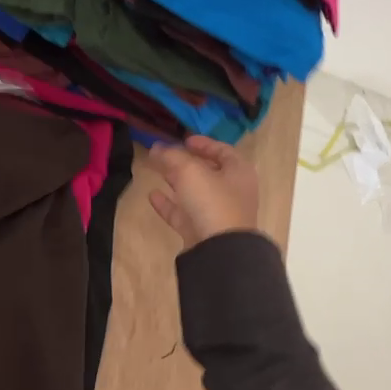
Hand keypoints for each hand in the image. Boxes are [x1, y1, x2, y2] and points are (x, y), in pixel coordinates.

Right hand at [148, 135, 263, 249]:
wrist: (220, 251)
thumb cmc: (212, 201)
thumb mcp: (190, 171)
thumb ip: (171, 156)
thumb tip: (156, 147)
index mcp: (238, 172)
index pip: (223, 151)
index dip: (204, 143)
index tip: (184, 139)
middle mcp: (231, 192)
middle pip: (207, 171)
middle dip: (185, 162)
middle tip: (165, 154)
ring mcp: (217, 213)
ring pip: (194, 192)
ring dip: (176, 181)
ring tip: (156, 170)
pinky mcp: (202, 231)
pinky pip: (183, 213)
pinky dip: (169, 204)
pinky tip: (152, 196)